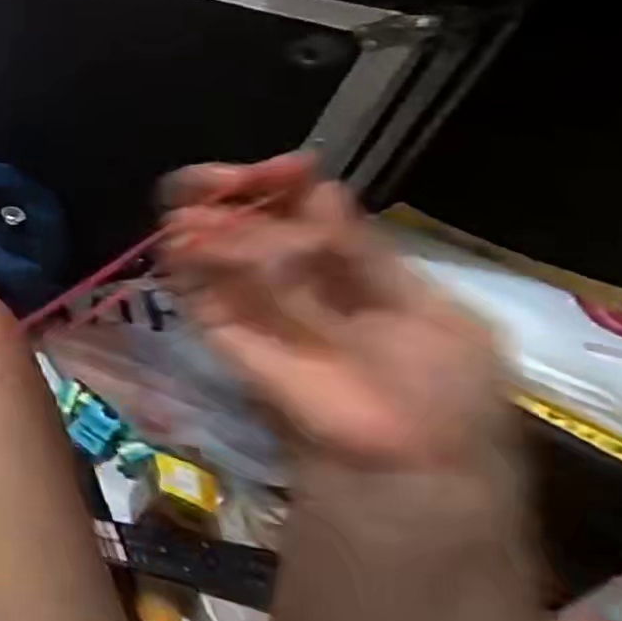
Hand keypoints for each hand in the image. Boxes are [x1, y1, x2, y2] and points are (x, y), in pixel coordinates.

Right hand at [158, 154, 507, 469]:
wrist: (401, 454)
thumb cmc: (436, 384)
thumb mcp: (424, 306)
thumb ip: (363, 250)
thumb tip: (318, 186)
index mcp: (330, 256)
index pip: (289, 202)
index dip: (282, 180)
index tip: (289, 167)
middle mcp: (275, 264)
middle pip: (232, 209)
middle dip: (226, 187)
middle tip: (231, 180)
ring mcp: (237, 291)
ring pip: (201, 233)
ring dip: (202, 215)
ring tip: (207, 215)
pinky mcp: (208, 318)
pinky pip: (188, 276)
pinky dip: (185, 251)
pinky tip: (189, 238)